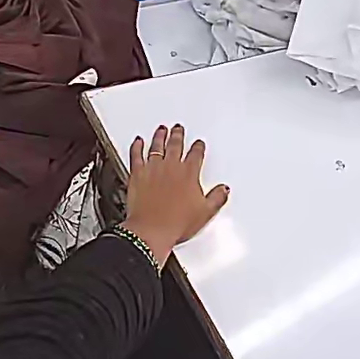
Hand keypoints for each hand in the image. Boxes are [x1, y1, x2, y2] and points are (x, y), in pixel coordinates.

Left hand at [122, 124, 229, 265]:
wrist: (151, 230)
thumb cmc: (176, 223)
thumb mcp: (205, 213)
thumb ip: (216, 198)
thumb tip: (223, 190)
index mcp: (189, 174)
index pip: (196, 155)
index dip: (198, 148)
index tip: (199, 144)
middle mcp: (171, 167)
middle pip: (176, 145)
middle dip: (178, 135)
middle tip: (178, 128)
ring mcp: (153, 169)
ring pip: (157, 146)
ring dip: (160, 136)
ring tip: (161, 129)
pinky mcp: (137, 174)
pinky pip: (136, 155)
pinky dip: (137, 147)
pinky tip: (138, 141)